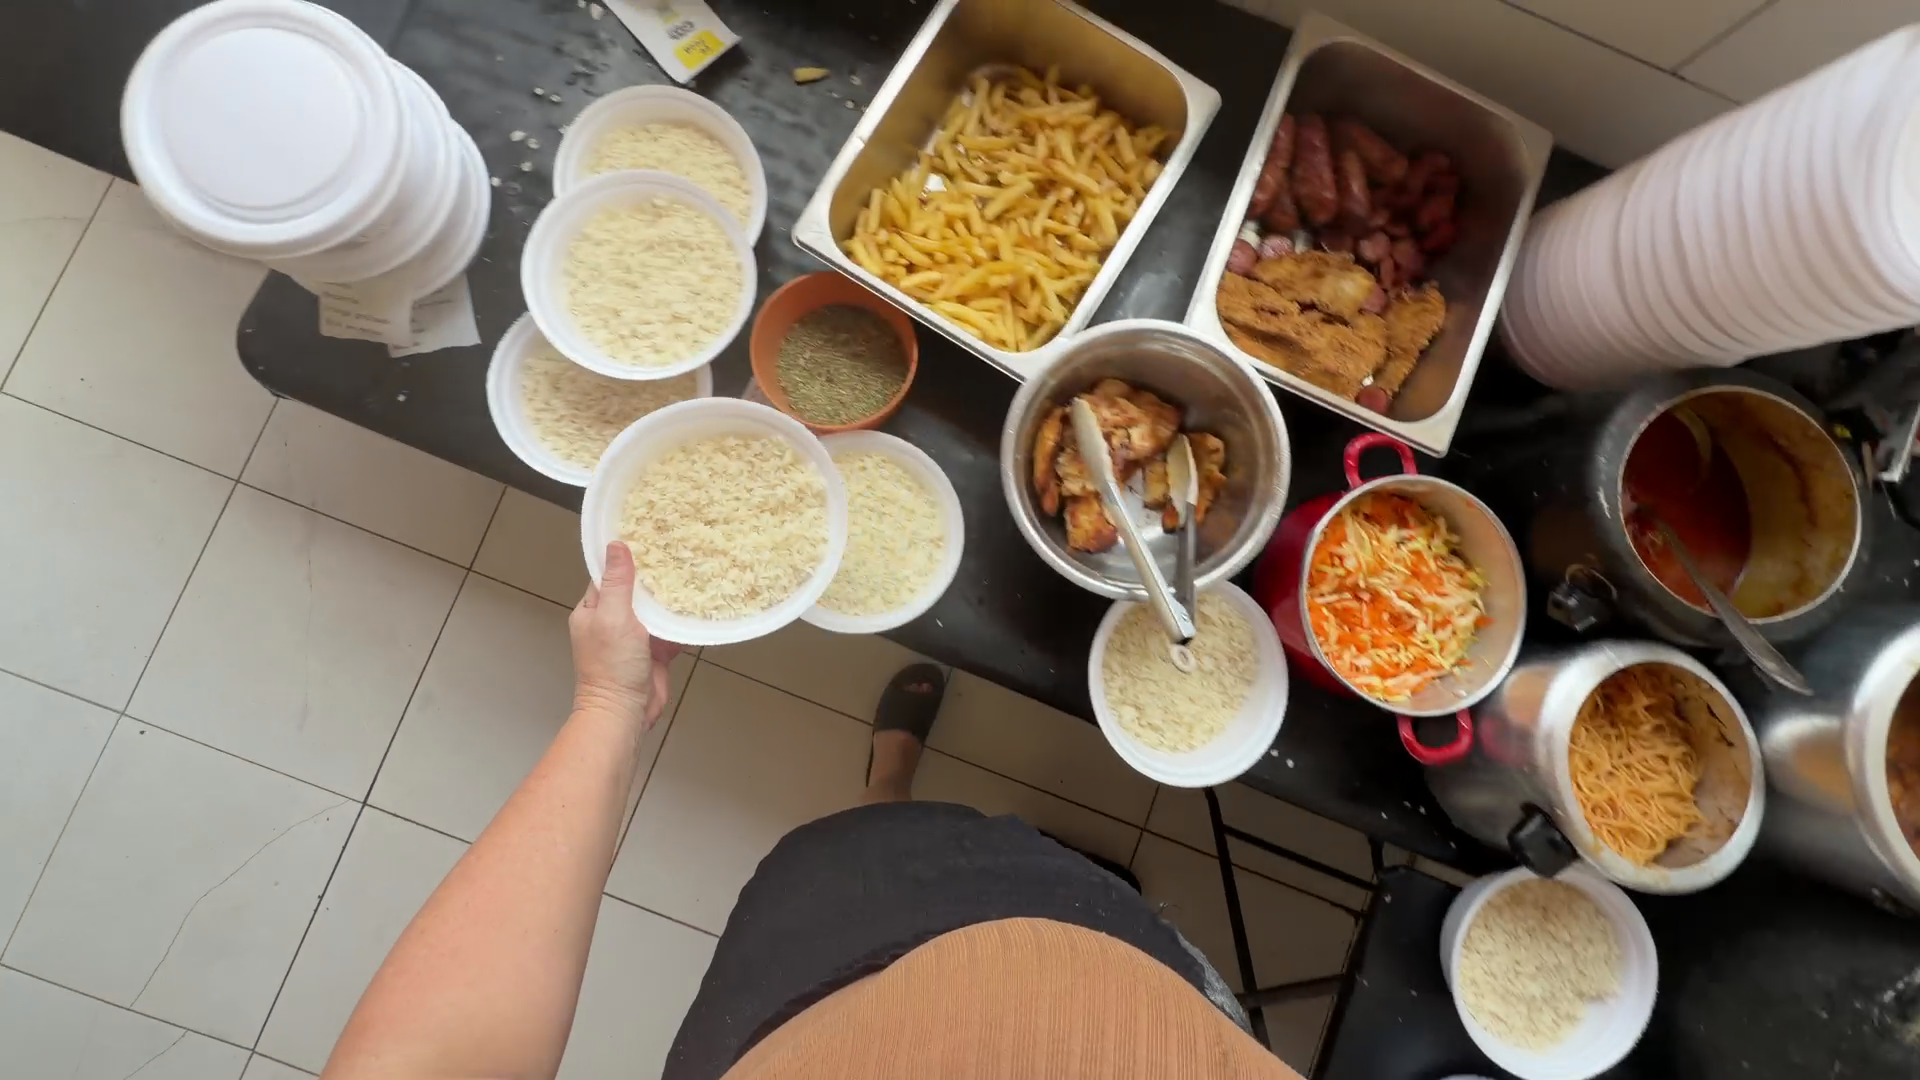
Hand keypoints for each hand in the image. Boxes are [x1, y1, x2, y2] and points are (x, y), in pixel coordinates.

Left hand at [570, 542, 679, 727]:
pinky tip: (701, 606)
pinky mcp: (657, 651)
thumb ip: (617, 582)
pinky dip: (684, 621)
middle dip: (656, 575)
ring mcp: (636, 636)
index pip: (608, 575)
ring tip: (696, 573)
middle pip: (636, 590)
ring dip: (673, 598)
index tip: (649, 536)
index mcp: (594, 609)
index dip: (627, 557)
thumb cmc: (612, 665)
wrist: (625, 711)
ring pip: (657, 609)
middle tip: (681, 551)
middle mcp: (613, 620)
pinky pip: (672, 630)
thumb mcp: (613, 617)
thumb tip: (616, 545)